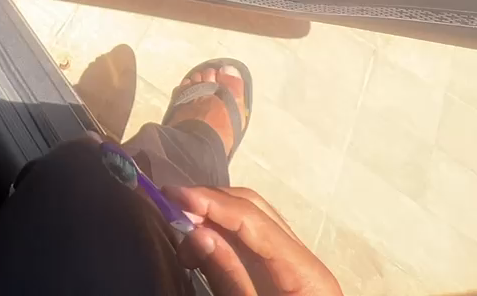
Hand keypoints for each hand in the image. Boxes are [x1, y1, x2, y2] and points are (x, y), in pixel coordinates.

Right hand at [164, 186, 342, 295]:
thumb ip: (230, 280)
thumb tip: (196, 233)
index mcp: (306, 273)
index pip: (253, 218)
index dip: (211, 201)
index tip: (171, 196)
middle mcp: (303, 260)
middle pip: (253, 208)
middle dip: (209, 202)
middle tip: (170, 208)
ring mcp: (294, 267)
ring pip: (250, 218)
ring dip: (212, 216)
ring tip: (181, 232)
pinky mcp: (282, 277)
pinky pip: (249, 239)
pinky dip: (220, 233)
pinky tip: (199, 244)